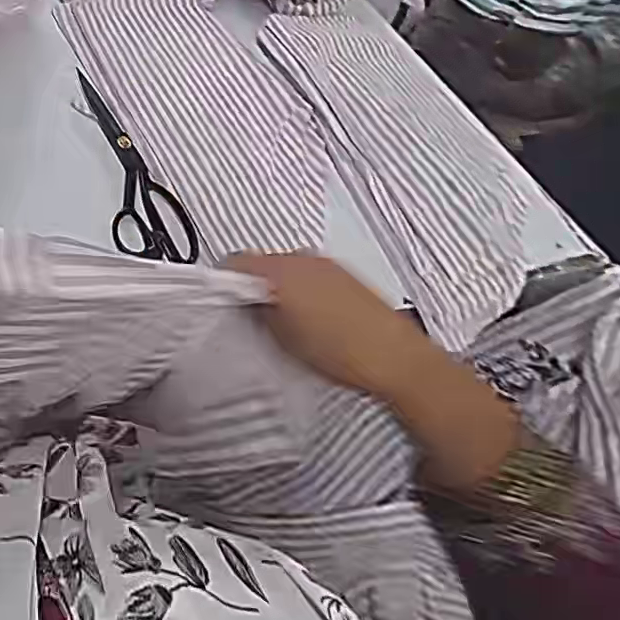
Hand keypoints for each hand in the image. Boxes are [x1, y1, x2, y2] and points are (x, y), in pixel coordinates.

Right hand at [224, 253, 438, 399]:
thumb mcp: (280, 338)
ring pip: (285, 267)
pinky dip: (301, 287)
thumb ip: (255, 311)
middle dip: (251, 283)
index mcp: (280, 270)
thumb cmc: (340, 352)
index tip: (223, 299)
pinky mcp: (345, 275)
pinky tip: (310, 316)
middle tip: (249, 313)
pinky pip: (309, 272)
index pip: (234, 262)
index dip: (223, 282)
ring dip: (277, 284)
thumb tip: (246, 302)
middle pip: (260, 261)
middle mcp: (302, 259)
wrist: (397, 361)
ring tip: (282, 318)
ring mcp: (326, 264)